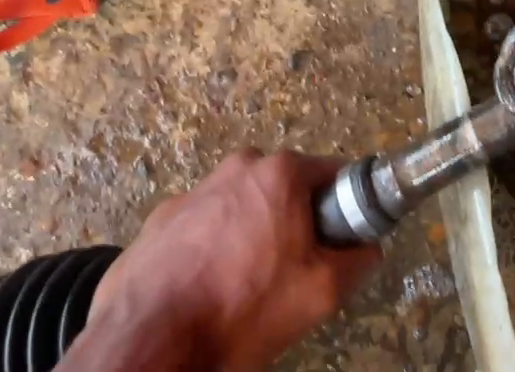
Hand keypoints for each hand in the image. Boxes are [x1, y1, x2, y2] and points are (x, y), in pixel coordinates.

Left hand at [68, 151, 381, 371]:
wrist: (147, 346)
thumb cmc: (243, 309)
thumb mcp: (323, 292)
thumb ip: (359, 259)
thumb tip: (367, 248)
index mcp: (279, 172)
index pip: (333, 174)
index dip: (341, 209)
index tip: (335, 245)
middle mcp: (237, 168)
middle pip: (285, 189)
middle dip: (293, 221)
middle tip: (291, 270)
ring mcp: (191, 193)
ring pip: (241, 207)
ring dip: (250, 234)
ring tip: (242, 286)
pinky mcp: (157, 223)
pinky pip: (201, 229)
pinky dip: (209, 251)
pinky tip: (204, 291)